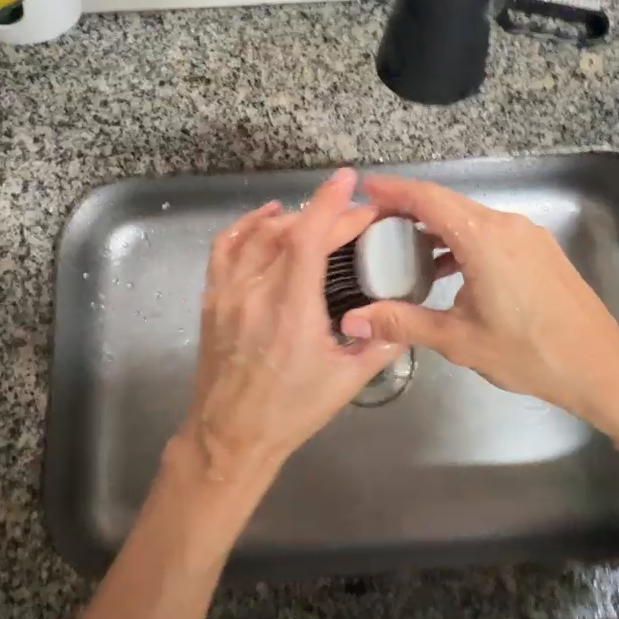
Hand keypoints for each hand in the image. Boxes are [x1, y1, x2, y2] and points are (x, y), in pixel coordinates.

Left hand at [176, 168, 404, 483]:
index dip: (330, 204)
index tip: (349, 181)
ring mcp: (228, 292)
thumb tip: (405, 316)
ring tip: (319, 219)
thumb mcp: (346, 381)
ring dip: (292, 218)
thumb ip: (380, 342)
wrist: (229, 436)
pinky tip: (268, 218)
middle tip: (355, 217)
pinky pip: (225, 246)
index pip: (308, 238)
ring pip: (258, 234)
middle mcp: (255, 291)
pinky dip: (248, 225)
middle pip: (288, 230)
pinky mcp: (212, 298)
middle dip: (325, 214)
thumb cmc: (291, 411)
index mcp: (290, 309)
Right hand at [339, 175, 618, 424]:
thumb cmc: (529, 353)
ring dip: (436, 224)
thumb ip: (403, 323)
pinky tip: (446, 266)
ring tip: (402, 243)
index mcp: (483, 238)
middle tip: (373, 217)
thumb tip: (354, 319)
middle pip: (447, 202)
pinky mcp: (540, 249)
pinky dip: (461, 238)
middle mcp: (506, 225)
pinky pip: (490, 231)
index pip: (428, 199)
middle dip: (408, 206)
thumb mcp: (459, 340)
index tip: (365, 188)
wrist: (600, 368)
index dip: (393, 189)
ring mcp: (527, 235)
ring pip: (470, 216)